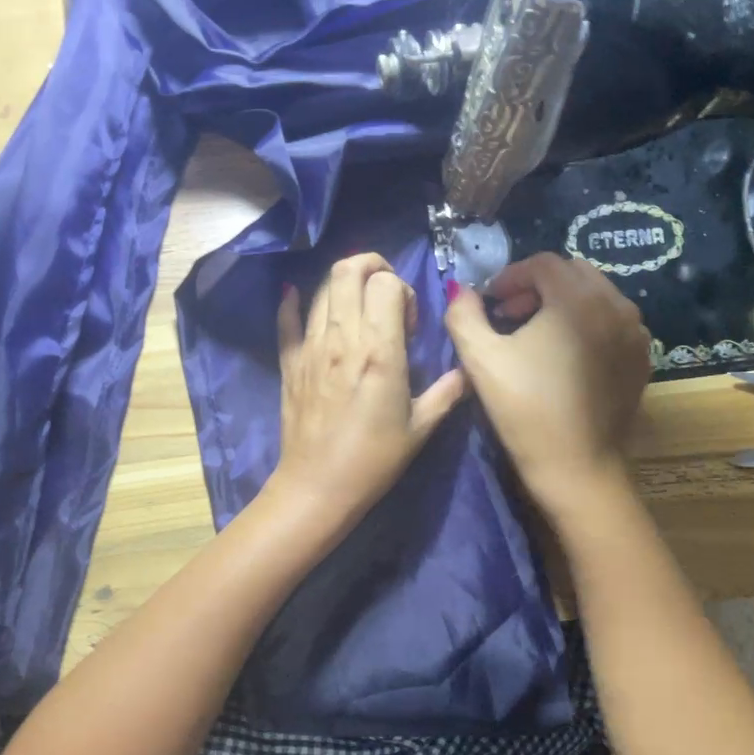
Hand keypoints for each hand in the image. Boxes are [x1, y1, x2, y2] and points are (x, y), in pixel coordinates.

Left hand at [265, 253, 467, 519]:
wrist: (318, 486)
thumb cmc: (373, 460)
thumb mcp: (420, 428)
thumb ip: (446, 392)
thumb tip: (466, 372)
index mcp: (379, 350)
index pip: (387, 283)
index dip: (403, 291)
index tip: (408, 325)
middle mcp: (342, 338)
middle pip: (348, 270)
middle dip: (371, 267)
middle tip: (384, 295)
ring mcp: (310, 347)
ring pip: (321, 288)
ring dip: (342, 285)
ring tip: (357, 310)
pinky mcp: (289, 362)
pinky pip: (287, 318)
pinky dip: (293, 302)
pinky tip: (298, 298)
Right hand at [444, 253, 651, 515]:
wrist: (576, 466)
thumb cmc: (524, 409)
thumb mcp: (481, 360)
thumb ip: (463, 315)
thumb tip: (461, 291)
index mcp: (576, 297)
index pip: (542, 263)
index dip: (510, 276)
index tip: (489, 302)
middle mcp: (614, 302)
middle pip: (573, 274)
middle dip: (538, 287)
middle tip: (510, 316)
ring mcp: (634, 331)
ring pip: (596, 297)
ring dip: (564, 305)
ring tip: (537, 337)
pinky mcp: (641, 358)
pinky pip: (613, 324)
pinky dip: (588, 327)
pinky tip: (566, 358)